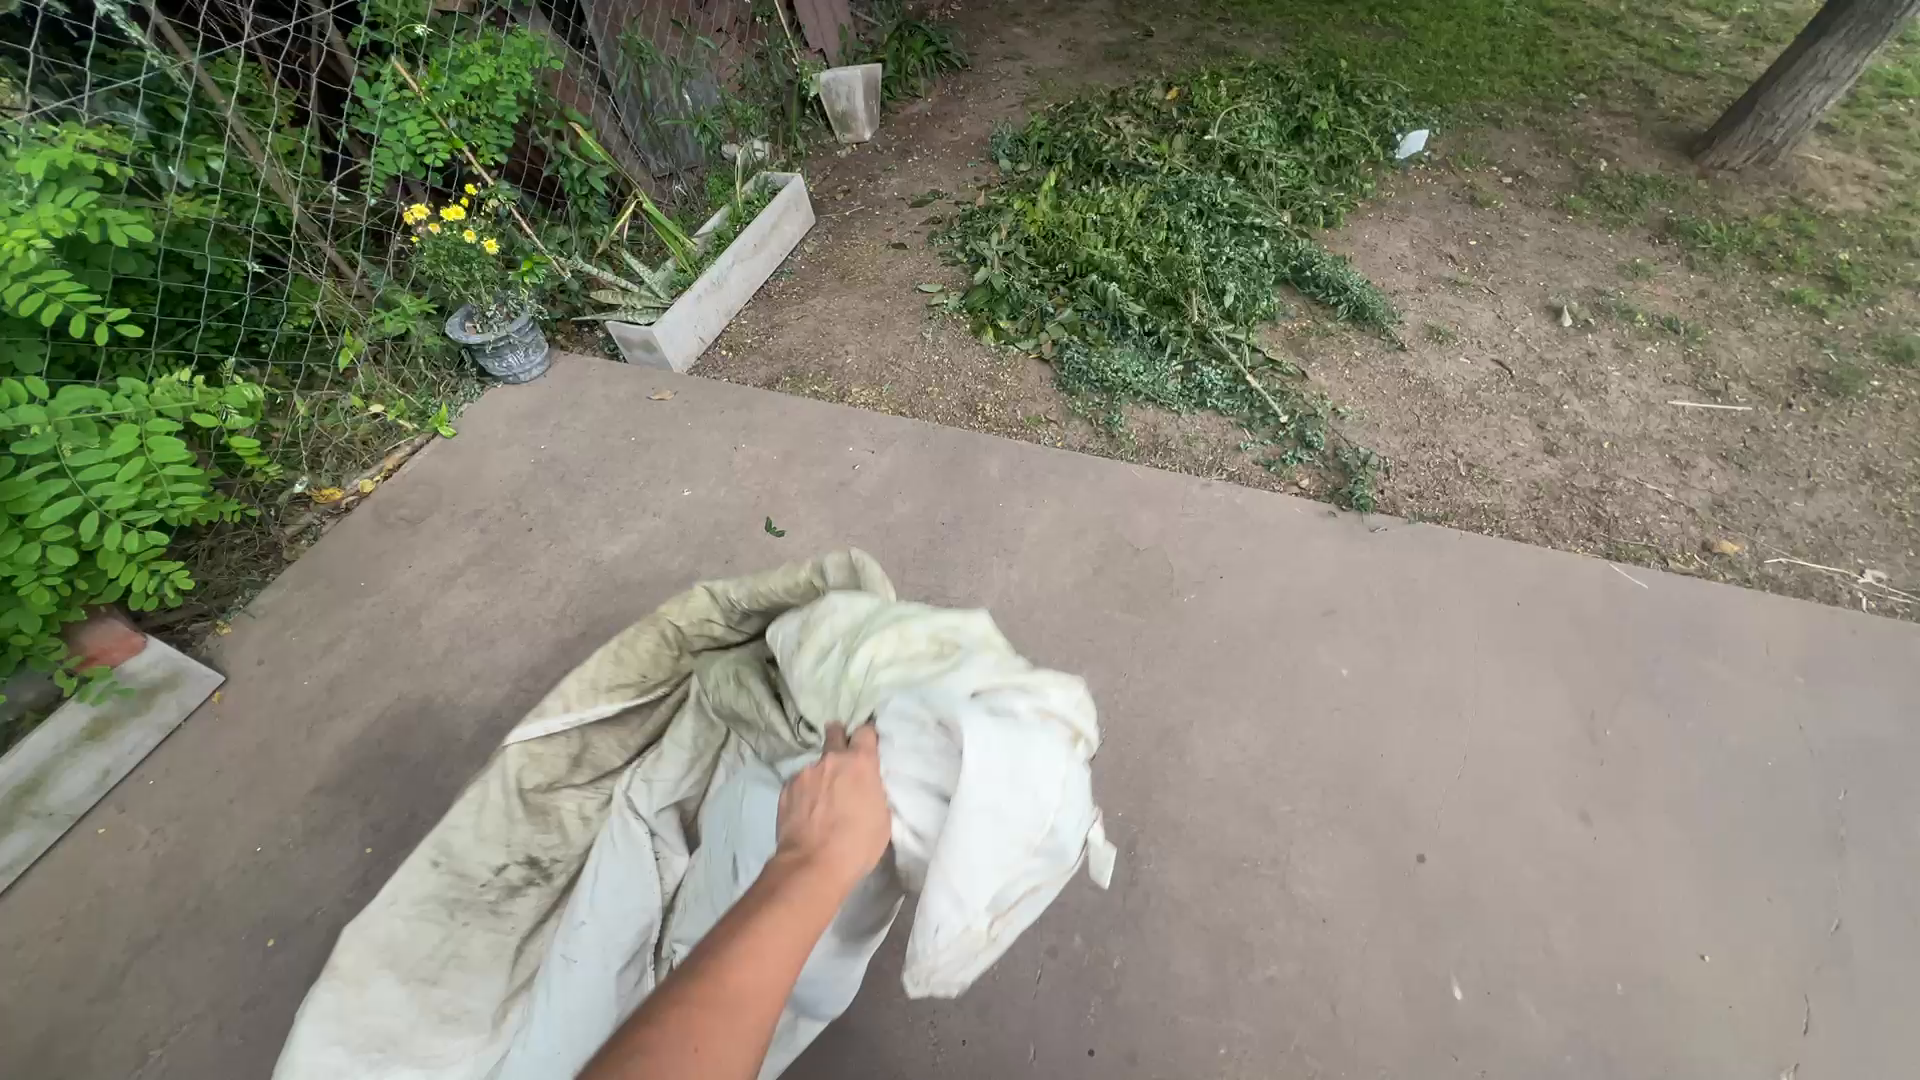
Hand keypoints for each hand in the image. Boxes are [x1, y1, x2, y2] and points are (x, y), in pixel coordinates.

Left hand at [774, 723, 891, 893]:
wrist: (813, 865)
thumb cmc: (858, 844)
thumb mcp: (882, 816)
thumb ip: (873, 790)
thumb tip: (864, 786)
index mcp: (860, 763)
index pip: (865, 731)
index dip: (867, 737)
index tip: (866, 747)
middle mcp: (831, 760)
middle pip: (835, 733)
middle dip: (838, 738)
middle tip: (841, 758)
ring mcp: (805, 773)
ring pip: (816, 765)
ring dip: (821, 776)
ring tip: (821, 801)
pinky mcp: (786, 789)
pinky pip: (799, 784)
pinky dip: (804, 793)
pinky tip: (805, 812)